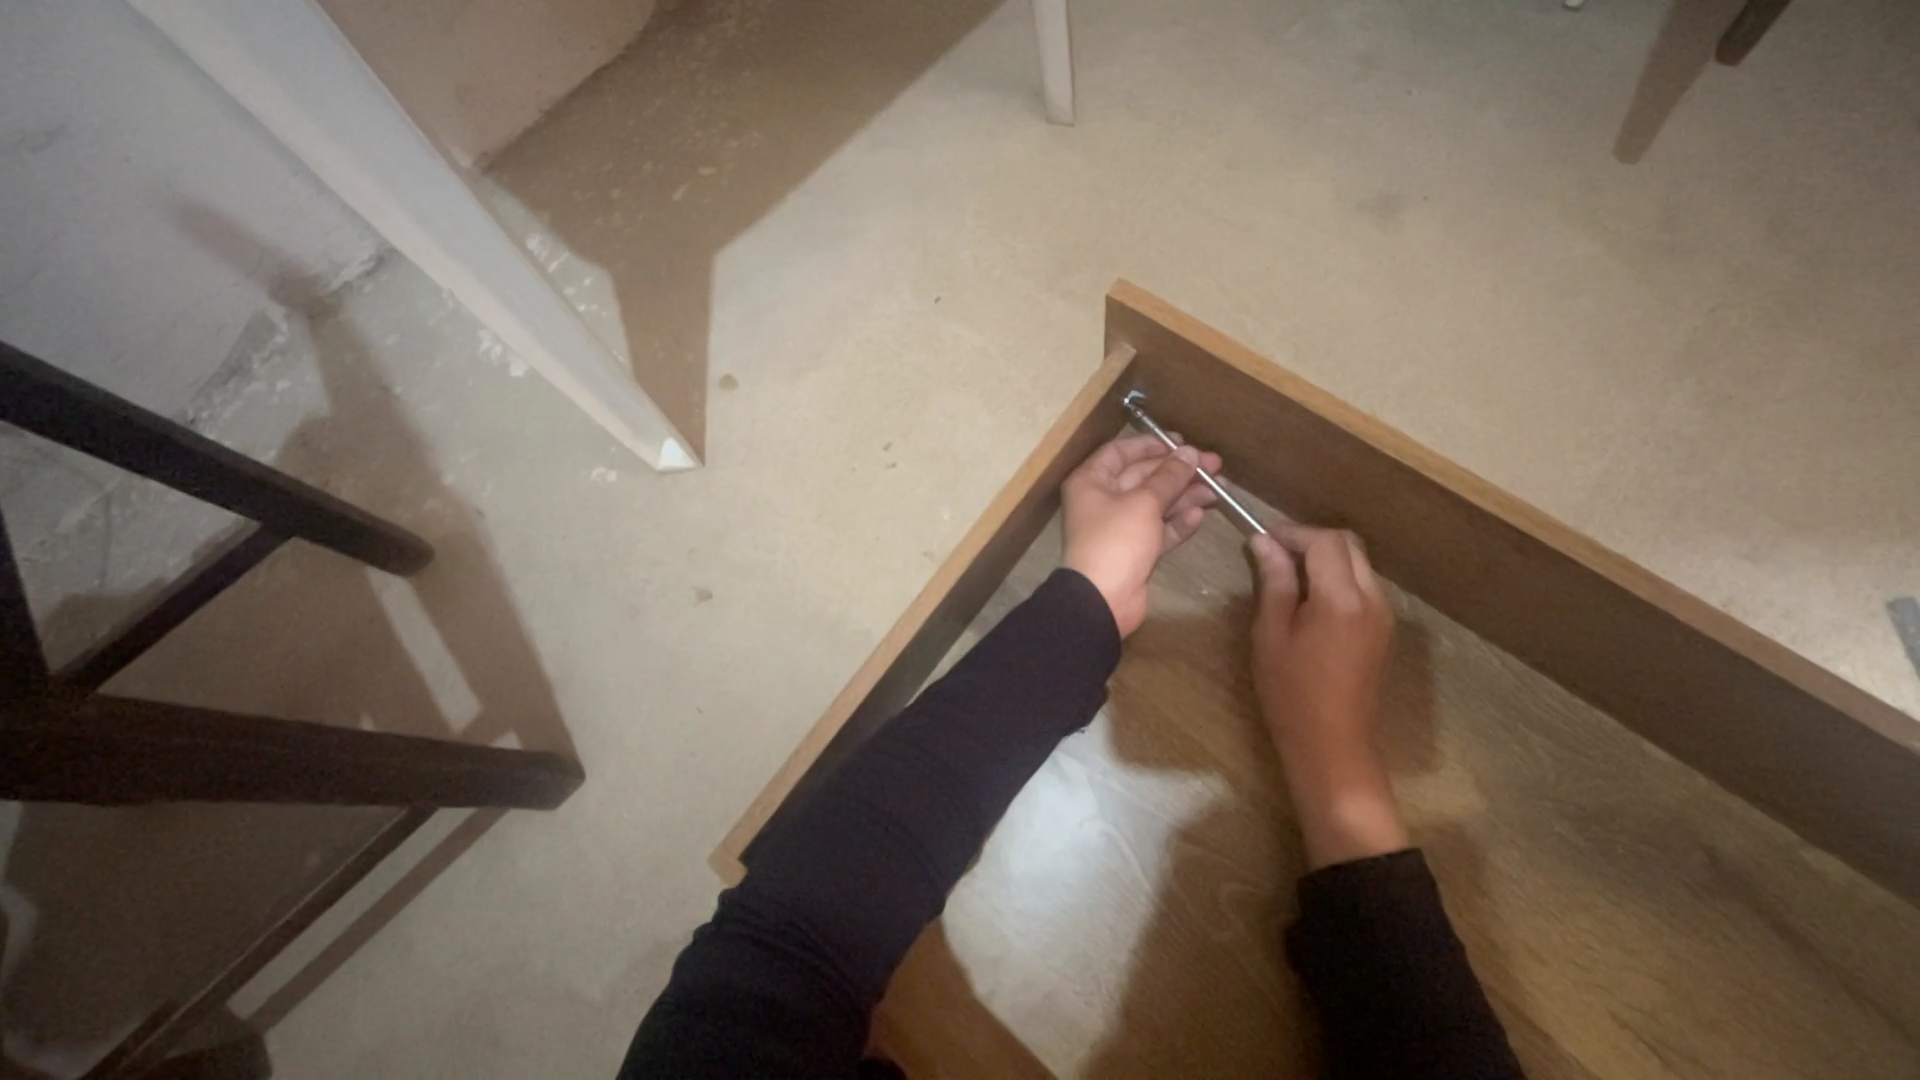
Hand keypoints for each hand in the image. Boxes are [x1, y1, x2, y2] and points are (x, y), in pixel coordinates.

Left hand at [1060, 434, 1220, 636]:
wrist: (1103, 600)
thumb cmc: (1116, 540)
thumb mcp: (1144, 502)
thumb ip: (1169, 477)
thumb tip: (1190, 453)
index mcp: (1092, 481)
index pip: (1121, 452)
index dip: (1152, 444)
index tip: (1183, 442)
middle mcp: (1102, 500)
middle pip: (1144, 477)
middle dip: (1178, 471)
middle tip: (1215, 465)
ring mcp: (1119, 527)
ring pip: (1156, 504)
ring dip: (1185, 495)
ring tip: (1219, 489)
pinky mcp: (1135, 551)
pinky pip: (1159, 530)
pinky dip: (1177, 523)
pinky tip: (1198, 516)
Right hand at [1248, 523, 1407, 867]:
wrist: (1332, 744)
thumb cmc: (1291, 692)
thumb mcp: (1271, 634)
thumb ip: (1274, 583)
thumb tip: (1264, 543)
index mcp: (1341, 598)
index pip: (1325, 541)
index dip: (1293, 532)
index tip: (1262, 539)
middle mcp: (1372, 598)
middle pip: (1348, 545)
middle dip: (1312, 540)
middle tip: (1274, 554)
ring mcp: (1384, 615)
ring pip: (1359, 564)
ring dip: (1326, 559)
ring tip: (1289, 577)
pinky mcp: (1384, 630)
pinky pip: (1364, 586)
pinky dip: (1338, 578)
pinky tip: (1310, 600)